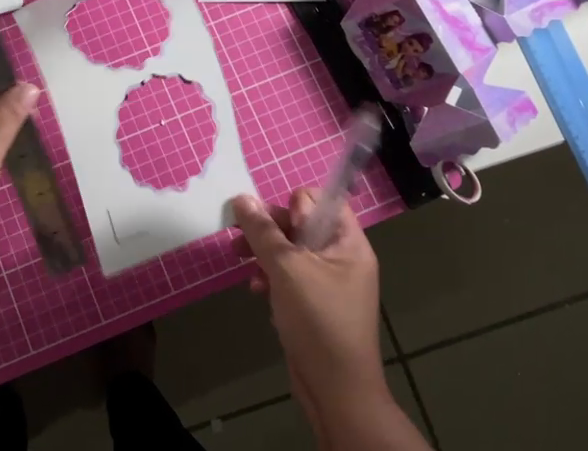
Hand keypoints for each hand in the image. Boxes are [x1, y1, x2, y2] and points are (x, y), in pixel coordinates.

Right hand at [232, 190, 383, 402]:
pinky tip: (256, 290)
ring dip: (264, 253)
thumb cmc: (318, 319)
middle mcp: (343, 258)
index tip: (267, 219)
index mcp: (348, 243)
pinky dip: (271, 277)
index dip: (293, 203)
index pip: (323, 202)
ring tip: (239, 261)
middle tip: (238, 237)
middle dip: (269, 229)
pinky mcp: (315, 304)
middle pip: (302, 225)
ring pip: (291, 252)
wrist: (336, 389)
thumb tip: (242, 198)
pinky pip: (290, 277)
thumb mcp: (286, 268)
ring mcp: (330, 283)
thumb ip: (262, 231)